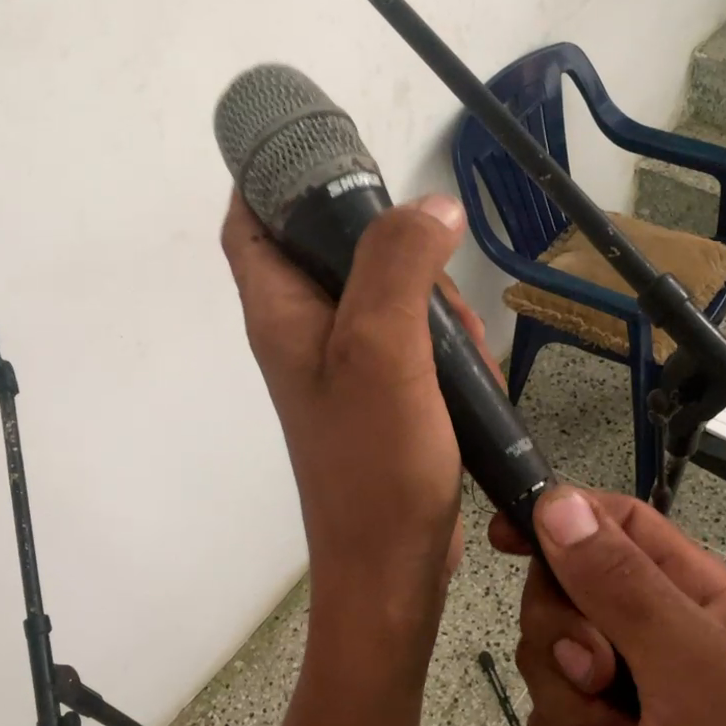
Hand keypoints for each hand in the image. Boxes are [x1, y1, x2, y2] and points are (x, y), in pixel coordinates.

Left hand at [222, 190, 488, 633]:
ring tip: (467, 342)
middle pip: (335, 253)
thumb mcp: (383, 352)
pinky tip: (475, 375)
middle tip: (437, 274)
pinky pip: (412, 346)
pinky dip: (445, 347)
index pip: (250, 223)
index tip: (329, 156)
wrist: (392, 568)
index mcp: (281, 316)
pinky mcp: (381, 401)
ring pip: (386, 299)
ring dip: (433, 306)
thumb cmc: (375, 465)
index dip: (273, 178)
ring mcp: (344, 372)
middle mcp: (304, 337)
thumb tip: (430, 207)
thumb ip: (398, 266)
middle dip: (394, 249)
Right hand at [492, 488, 725, 725]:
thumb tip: (559, 503)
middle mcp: (658, 640)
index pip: (619, 525)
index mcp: (700, 602)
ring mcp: (624, 698)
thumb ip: (626, 592)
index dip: (562, 519)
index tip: (505, 533)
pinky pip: (547, 725)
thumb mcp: (700, 683)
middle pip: (567, 593)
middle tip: (601, 678)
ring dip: (576, 715)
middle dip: (567, 639)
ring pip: (547, 662)